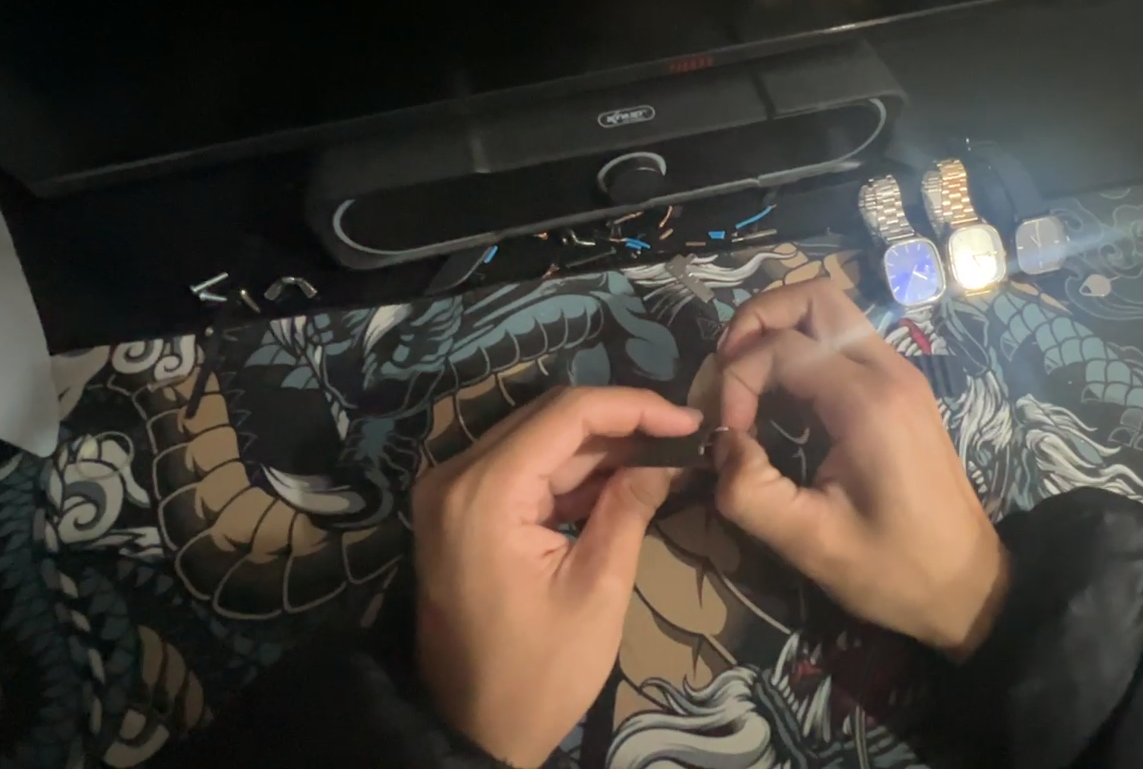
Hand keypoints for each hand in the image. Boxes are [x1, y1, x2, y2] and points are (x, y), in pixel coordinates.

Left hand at [413, 386, 700, 765]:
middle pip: (551, 418)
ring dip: (603, 447)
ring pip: (542, 439)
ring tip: (663, 455)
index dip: (633, 407)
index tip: (686, 421)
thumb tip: (669, 456)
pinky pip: (527, 468)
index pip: (567, 414)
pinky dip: (575, 472)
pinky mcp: (464, 506)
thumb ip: (630, 506)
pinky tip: (623, 478)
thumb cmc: (537, 673)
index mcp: (484, 491)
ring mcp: (456, 489)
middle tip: (680, 437)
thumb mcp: (597, 589)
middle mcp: (459, 474)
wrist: (471, 734)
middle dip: (621, 423)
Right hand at [710, 280, 1008, 660]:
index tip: (727, 432)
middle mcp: (888, 369)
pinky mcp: (897, 385)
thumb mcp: (813, 544)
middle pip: (815, 294)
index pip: (783, 346)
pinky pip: (841, 338)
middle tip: (727, 367)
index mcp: (869, 402)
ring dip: (778, 328)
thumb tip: (718, 443)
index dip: (737, 378)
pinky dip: (800, 346)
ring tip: (746, 376)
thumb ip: (751, 492)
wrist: (972, 585)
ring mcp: (898, 371)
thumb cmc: (895, 570)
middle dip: (757, 319)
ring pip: (829, 308)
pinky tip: (779, 394)